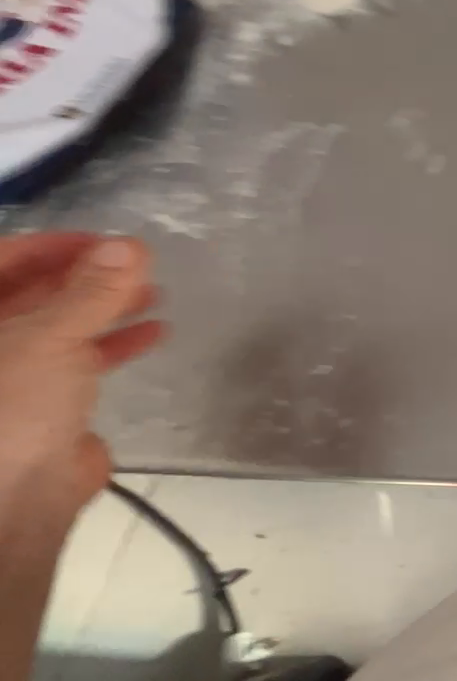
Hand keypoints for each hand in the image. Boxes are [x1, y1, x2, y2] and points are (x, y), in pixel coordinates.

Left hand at [0, 235, 162, 521]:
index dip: (47, 247)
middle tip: (136, 266)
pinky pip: (73, 359)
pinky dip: (111, 342)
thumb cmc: (8, 409)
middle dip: (81, 277)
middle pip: (23, 295)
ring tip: (152, 294)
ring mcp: (5, 376)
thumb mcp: (51, 338)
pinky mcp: (34, 402)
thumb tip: (128, 244)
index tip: (108, 242)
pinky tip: (154, 332)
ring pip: (53, 326)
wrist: (9, 503)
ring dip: (102, 307)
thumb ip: (93, 290)